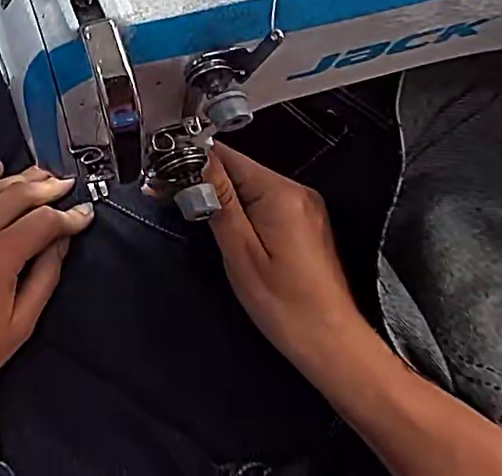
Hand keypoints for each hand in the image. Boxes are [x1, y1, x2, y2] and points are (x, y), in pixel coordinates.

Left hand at [0, 162, 94, 416]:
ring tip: (44, 175)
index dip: (69, 216)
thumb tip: (60, 245)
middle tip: (68, 186)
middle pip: (20, 194)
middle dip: (49, 187)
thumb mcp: (20, 324)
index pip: (44, 221)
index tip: (84, 215)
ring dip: (22, 178)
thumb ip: (46, 276)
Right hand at [205, 144, 501, 475]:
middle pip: (241, 169)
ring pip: (252, 186)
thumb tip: (197, 160)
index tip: (167, 174)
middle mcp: (297, 189)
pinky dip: (246, 209)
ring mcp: (306, 204)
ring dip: (226, 196)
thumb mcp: (241, 253)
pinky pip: (267, 201)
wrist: (334, 346)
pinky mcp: (308, 221)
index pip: (228, 156)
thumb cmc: (284, 305)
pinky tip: (232, 228)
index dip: (196, 162)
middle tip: (175, 198)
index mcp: (280, 192)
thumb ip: (219, 202)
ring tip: (199, 214)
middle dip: (209, 181)